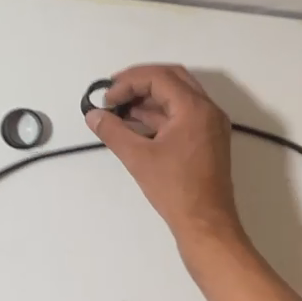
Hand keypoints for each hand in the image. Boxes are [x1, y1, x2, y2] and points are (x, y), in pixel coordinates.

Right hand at [86, 64, 245, 245]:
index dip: (129, 82)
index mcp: (194, 109)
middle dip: (140, 82)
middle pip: (172, 78)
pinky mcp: (206, 139)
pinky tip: (135, 124)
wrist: (206, 223)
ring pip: (177, 96)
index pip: (159, 77)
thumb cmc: (174, 189)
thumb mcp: (137, 158)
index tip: (106, 98)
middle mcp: (207, 110)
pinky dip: (158, 114)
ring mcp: (209, 125)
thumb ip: (113, 131)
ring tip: (119, 109)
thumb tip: (92, 115)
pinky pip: (181, 114)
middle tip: (113, 92)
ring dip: (148, 98)